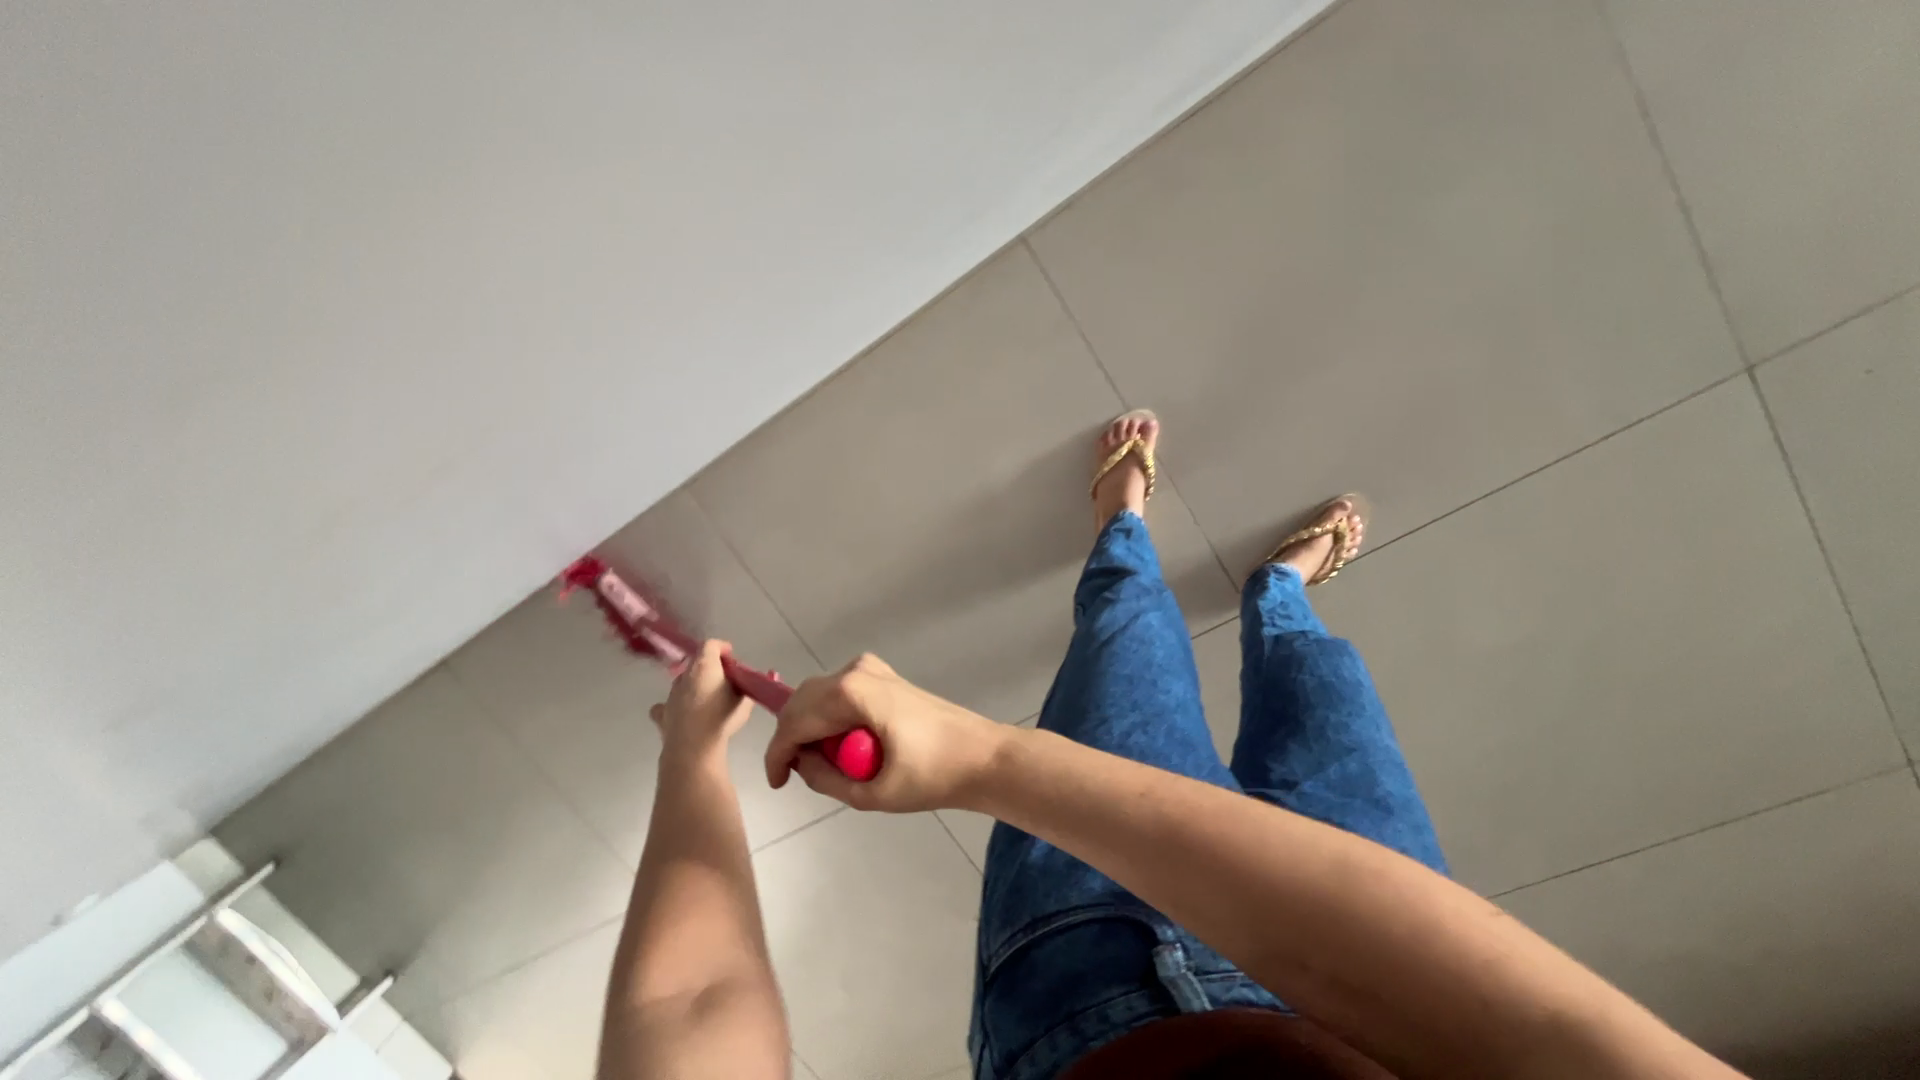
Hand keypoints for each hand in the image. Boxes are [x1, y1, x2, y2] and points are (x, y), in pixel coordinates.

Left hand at [650, 640, 752, 761]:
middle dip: (709, 669)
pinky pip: (667, 705)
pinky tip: (683, 715)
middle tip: (723, 682)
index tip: (731, 657)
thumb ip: (748, 687)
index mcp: (704, 665)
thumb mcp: (745, 700)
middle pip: (696, 663)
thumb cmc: (722, 718)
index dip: (721, 648)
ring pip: (682, 683)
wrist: (694, 746)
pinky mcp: (662, 713)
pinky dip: (675, 706)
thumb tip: (754, 680)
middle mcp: (684, 675)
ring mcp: (670, 694)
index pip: (710, 645)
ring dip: (693, 687)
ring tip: (707, 702)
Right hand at [764, 653, 1006, 812]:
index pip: (796, 721)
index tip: (778, 784)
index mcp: (851, 693)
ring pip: (820, 696)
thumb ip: (826, 779)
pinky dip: (835, 718)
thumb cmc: (932, 776)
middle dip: (793, 738)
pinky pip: (842, 695)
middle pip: (803, 701)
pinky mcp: (885, 677)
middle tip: (799, 776)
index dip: (778, 754)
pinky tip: (850, 747)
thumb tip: (802, 764)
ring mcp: (872, 669)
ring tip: (831, 765)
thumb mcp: (872, 792)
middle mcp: (856, 671)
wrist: (982, 757)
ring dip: (814, 728)